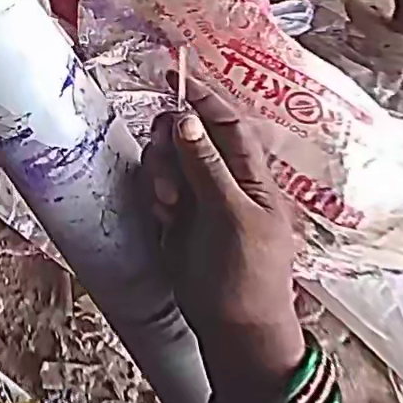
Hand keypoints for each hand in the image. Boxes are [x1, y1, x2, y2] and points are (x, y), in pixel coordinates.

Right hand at [143, 79, 303, 402]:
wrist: (230, 327)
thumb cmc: (246, 274)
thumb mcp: (231, 216)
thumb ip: (205, 165)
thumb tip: (185, 116)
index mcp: (250, 176)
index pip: (226, 123)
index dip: (202, 97)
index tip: (171, 75)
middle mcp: (221, 177)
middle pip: (185, 134)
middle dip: (170, 146)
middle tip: (165, 170)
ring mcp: (196, 193)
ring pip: (164, 156)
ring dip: (159, 174)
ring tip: (167, 206)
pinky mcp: (173, 208)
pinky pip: (153, 180)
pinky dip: (153, 193)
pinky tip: (164, 218)